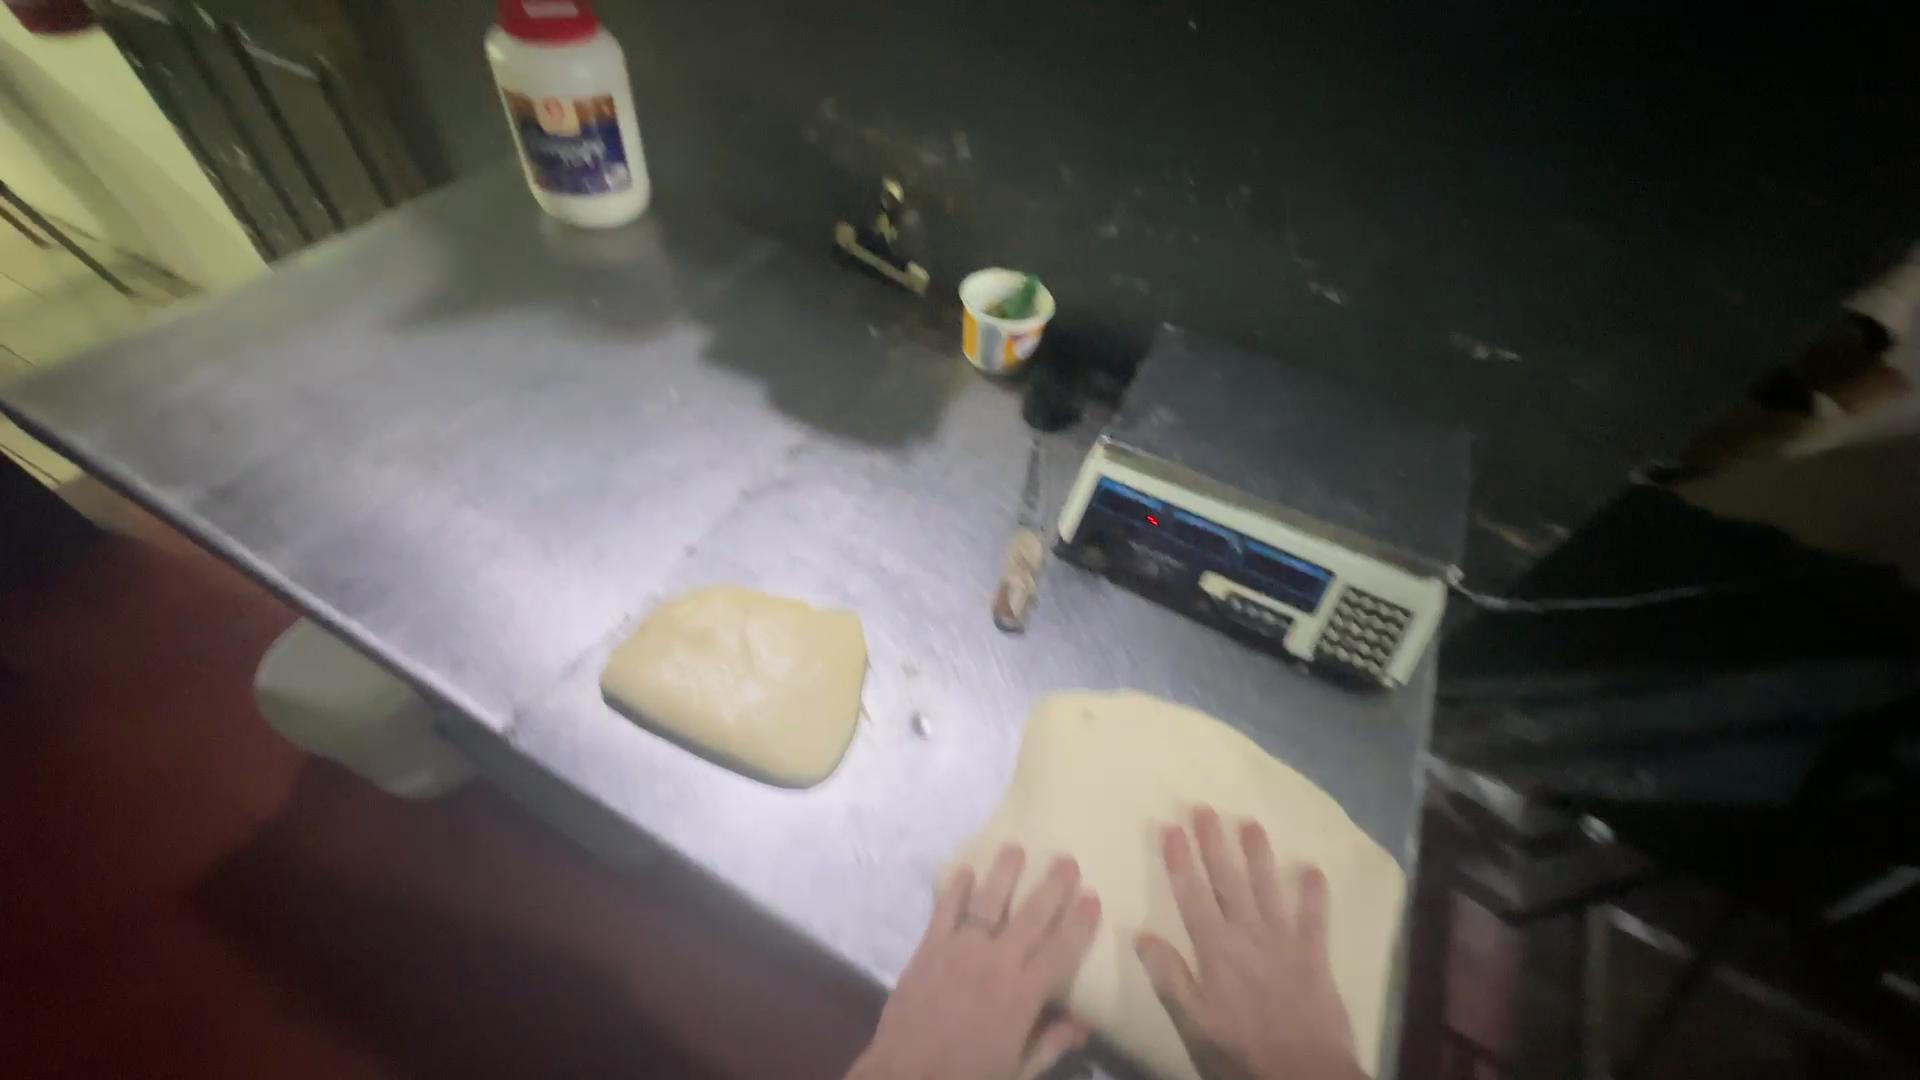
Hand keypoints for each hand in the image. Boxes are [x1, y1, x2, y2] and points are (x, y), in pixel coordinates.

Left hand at [847, 844, 1101, 1079]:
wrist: (905, 1078)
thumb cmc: (967, 1078)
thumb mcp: (1018, 1072)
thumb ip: (1051, 1044)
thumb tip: (1084, 1023)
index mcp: (1022, 995)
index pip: (1060, 950)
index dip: (1079, 922)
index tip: (1093, 895)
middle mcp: (995, 963)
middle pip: (1030, 917)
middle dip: (1051, 886)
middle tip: (1066, 859)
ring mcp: (960, 950)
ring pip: (988, 902)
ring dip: (1003, 873)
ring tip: (1015, 847)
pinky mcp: (929, 948)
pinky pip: (945, 911)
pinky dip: (956, 889)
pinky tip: (966, 870)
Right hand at [1134, 807, 1363, 1079]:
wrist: (1305, 1077)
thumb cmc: (1241, 1049)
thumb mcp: (1194, 1023)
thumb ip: (1169, 977)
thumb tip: (1141, 934)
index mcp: (1215, 948)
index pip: (1192, 894)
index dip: (1180, 860)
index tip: (1172, 827)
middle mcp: (1247, 933)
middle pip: (1228, 879)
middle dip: (1214, 842)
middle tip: (1205, 809)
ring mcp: (1284, 941)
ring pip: (1268, 888)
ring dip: (1258, 854)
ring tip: (1251, 823)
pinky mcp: (1315, 956)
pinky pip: (1315, 919)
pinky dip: (1314, 894)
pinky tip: (1313, 869)